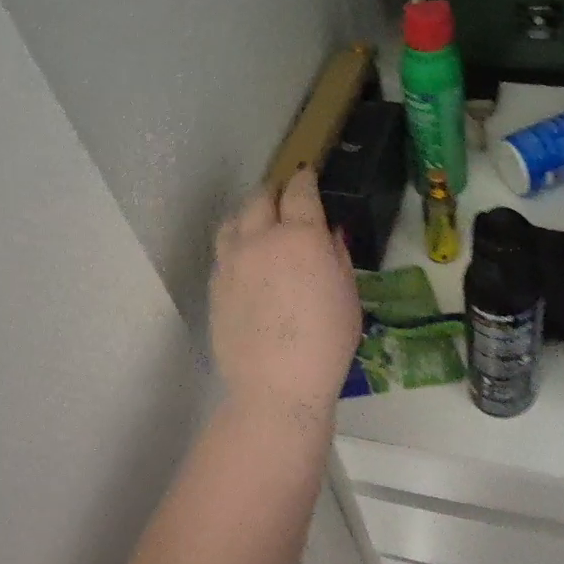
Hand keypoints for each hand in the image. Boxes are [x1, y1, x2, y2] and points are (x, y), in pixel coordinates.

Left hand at [210, 169, 360, 415]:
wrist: (275, 387)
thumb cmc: (326, 344)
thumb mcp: (348, 296)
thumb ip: (337, 256)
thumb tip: (328, 234)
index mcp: (300, 237)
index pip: (299, 191)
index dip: (305, 179)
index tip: (309, 176)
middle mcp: (260, 239)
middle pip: (260, 197)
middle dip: (275, 191)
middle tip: (286, 198)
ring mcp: (231, 261)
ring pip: (234, 219)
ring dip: (249, 213)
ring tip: (260, 222)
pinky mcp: (215, 284)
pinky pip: (223, 249)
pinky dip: (236, 242)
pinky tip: (246, 257)